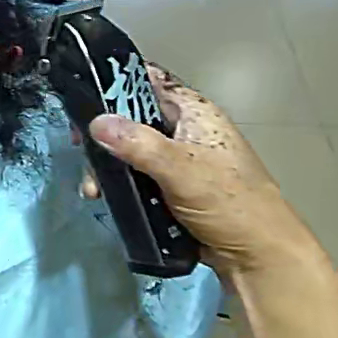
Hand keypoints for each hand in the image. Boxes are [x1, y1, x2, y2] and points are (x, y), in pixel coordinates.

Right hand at [85, 66, 317, 275]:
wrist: (258, 257)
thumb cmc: (229, 203)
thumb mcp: (180, 169)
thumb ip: (138, 144)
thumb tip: (96, 122)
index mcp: (193, 112)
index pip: (149, 81)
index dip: (116, 83)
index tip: (84, 98)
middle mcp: (184, 129)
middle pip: (132, 117)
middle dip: (104, 134)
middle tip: (79, 147)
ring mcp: (178, 159)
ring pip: (130, 149)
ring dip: (108, 165)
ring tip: (93, 188)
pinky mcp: (171, 186)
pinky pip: (136, 175)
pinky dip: (119, 184)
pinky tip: (103, 197)